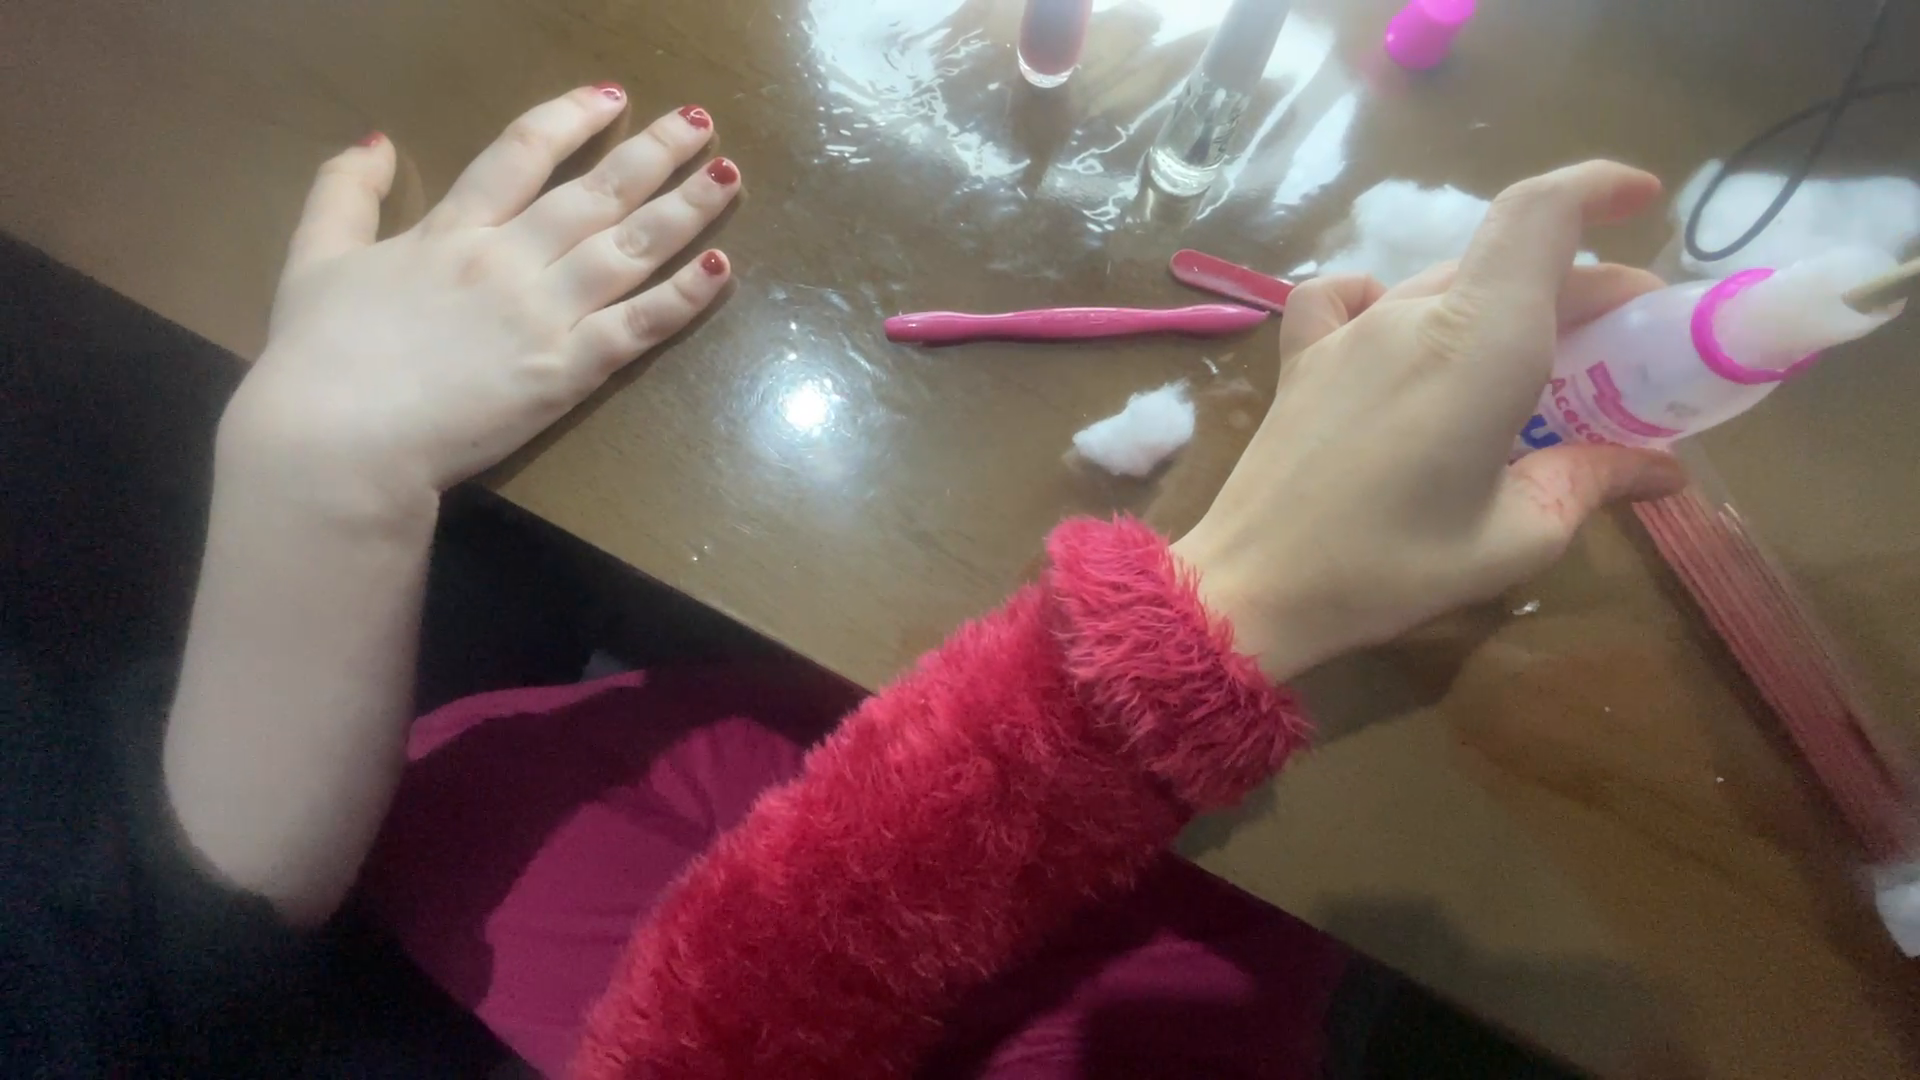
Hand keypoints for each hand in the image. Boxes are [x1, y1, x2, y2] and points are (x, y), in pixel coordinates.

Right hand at [221, 86, 739, 515]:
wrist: (340, 439)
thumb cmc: (321, 357)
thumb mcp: (314, 257)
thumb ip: (342, 192)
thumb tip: (374, 138)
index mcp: (452, 229)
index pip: (522, 152)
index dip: (572, 118)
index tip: (614, 96)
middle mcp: (510, 259)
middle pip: (596, 192)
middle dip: (655, 153)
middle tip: (703, 123)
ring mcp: (546, 312)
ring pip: (629, 248)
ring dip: (685, 209)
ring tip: (728, 178)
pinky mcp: (572, 368)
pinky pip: (640, 323)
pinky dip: (684, 295)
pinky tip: (722, 266)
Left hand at [1173, 161, 1686, 680]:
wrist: (1251, 585)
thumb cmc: (1385, 568)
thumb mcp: (1513, 538)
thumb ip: (1592, 483)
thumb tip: (1663, 469)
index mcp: (1477, 341)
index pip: (1540, 212)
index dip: (1597, 188)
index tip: (1642, 208)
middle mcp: (1405, 318)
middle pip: (1500, 263)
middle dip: (1570, 290)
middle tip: (1609, 356)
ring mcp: (1340, 339)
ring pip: (1433, 287)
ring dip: (1490, 309)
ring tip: (1516, 370)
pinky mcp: (1294, 367)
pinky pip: (1335, 300)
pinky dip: (1377, 301)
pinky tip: (1393, 343)